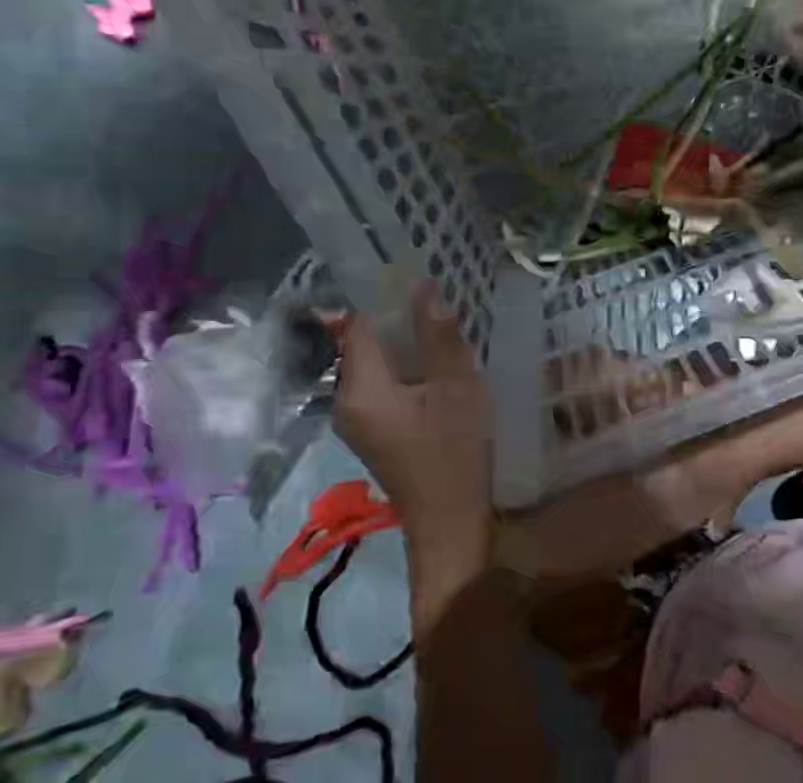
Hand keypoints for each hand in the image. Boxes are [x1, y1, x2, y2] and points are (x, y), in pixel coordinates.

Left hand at [334, 282, 491, 581]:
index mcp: (359, 388)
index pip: (364, 325)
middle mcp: (346, 401)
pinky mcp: (374, 431)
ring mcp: (357, 419)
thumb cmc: (455, 454)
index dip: (390, 299)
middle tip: (445, 302)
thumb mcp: (457, 390)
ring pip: (379, 365)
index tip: (424, 278)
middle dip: (403, 321)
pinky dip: (409, 371)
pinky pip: (386, 386)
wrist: (450, 523)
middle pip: (369, 344)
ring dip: (409, 346)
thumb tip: (424, 288)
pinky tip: (441, 368)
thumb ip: (440, 338)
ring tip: (447, 329)